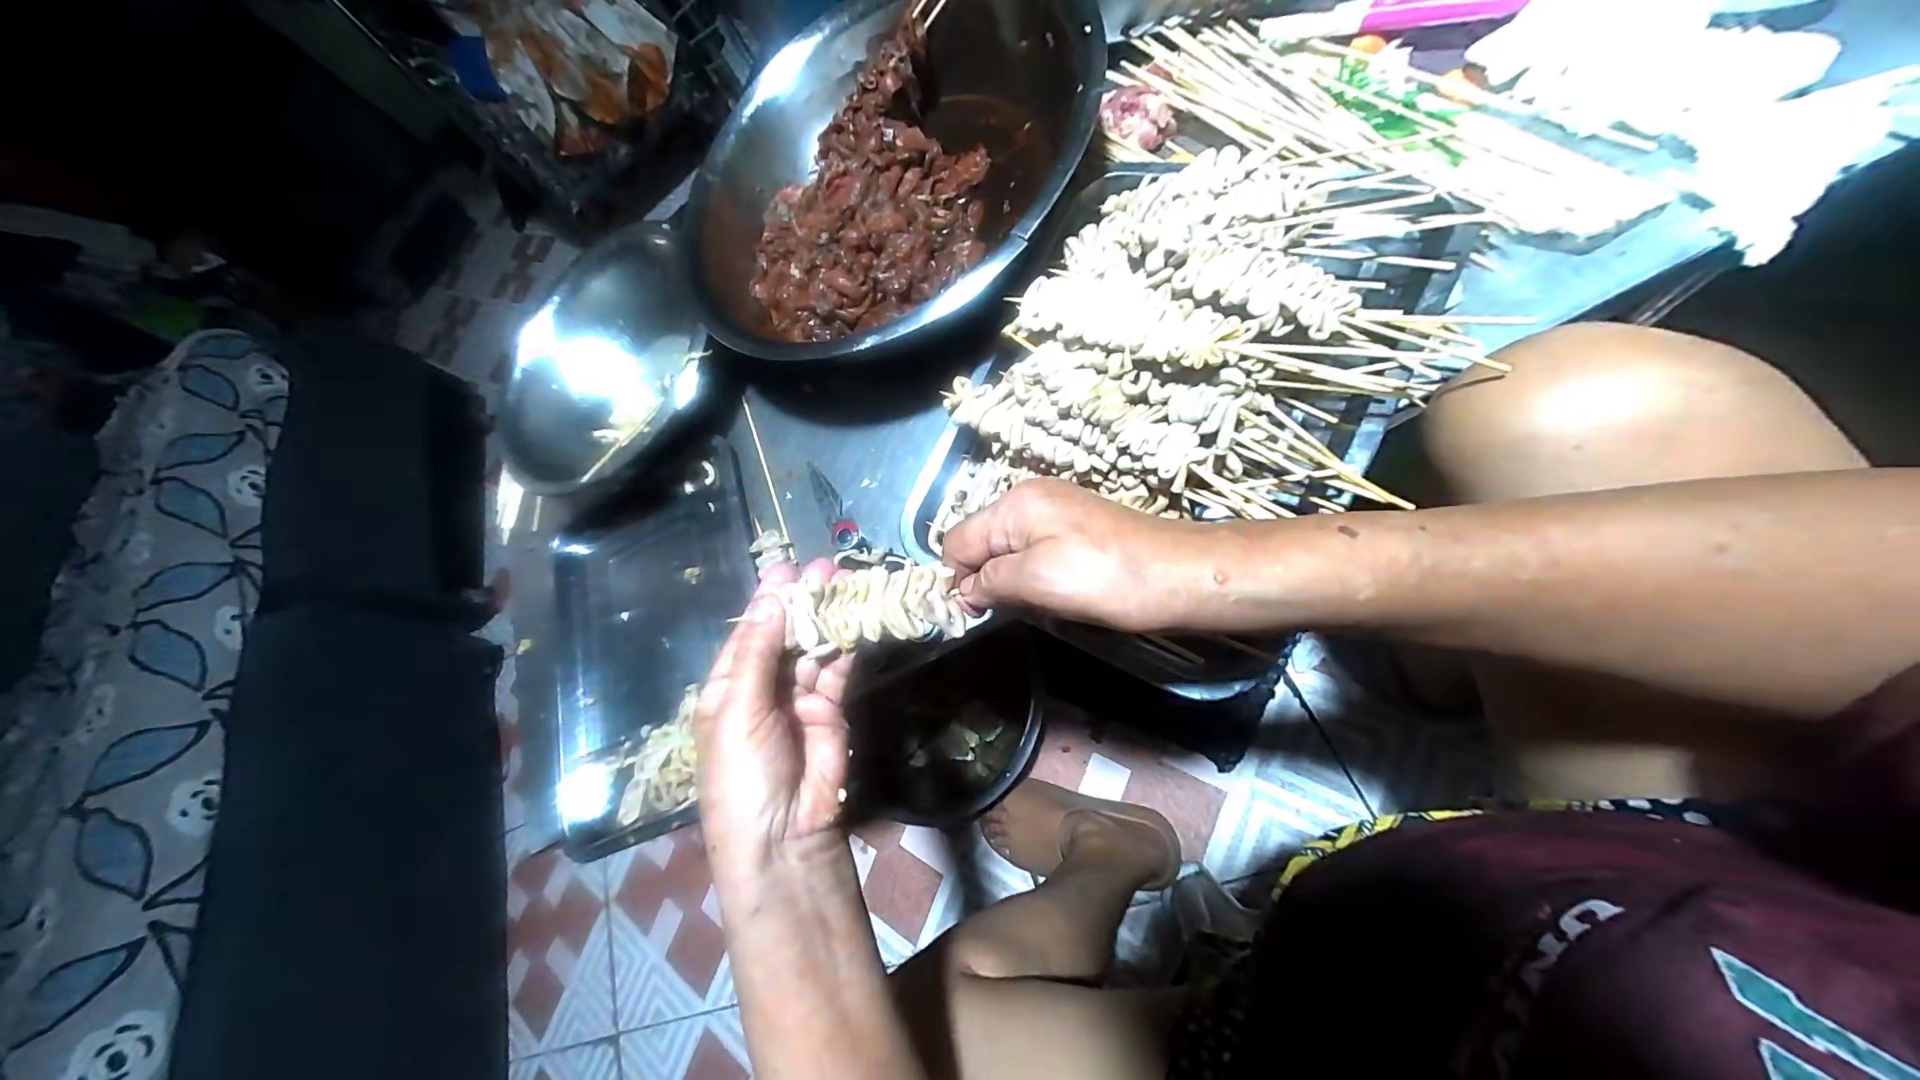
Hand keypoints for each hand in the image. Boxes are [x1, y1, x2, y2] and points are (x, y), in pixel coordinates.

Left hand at [694, 559, 855, 876]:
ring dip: (827, 618)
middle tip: (825, 568)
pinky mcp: (831, 709)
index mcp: (727, 687)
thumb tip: (771, 599)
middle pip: (784, 634)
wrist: (784, 839)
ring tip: (844, 583)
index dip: (766, 600)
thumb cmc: (741, 776)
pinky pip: (836, 671)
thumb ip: (757, 654)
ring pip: (813, 648)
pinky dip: (845, 646)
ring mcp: (798, 698)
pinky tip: (854, 620)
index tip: (787, 566)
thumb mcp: (737, 712)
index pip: (748, 633)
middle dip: (802, 602)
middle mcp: (762, 687)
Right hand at [940, 478, 1217, 632]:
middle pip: (980, 543)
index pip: (957, 541)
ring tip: (1038, 602)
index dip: (959, 579)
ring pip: (1006, 551)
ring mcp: (1054, 510)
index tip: (978, 613)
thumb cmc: (1104, 577)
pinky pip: (1032, 551)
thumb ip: (990, 581)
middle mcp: (1028, 498)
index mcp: (1014, 504)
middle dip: (986, 578)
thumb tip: (963, 591)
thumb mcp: (1037, 579)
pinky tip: (1055, 591)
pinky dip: (1033, 574)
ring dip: (1010, 580)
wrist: (1179, 574)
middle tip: (1012, 608)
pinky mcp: (1074, 527)